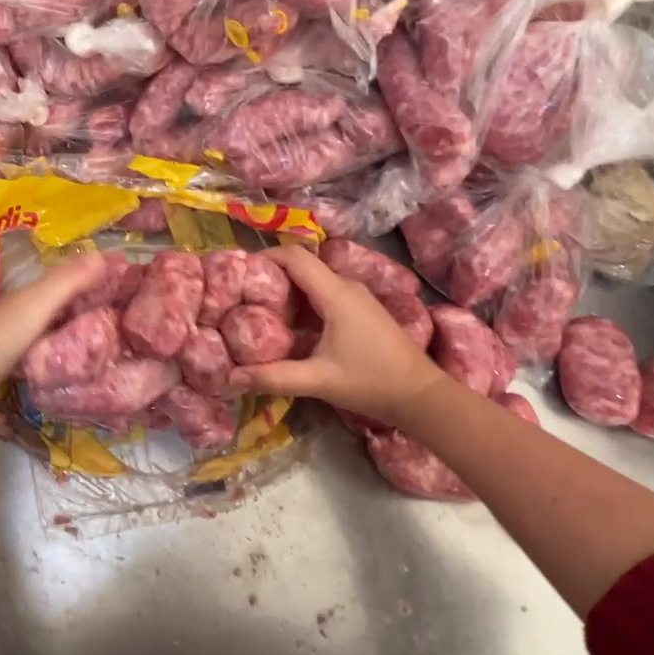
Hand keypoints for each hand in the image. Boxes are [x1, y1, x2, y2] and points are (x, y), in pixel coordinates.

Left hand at [0, 251, 108, 393]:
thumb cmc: (6, 331)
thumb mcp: (41, 301)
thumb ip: (69, 280)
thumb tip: (103, 253)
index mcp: (30, 292)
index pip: (67, 275)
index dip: (92, 271)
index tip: (123, 272)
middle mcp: (22, 307)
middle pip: (60, 297)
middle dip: (86, 295)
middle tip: (121, 304)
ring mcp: (14, 332)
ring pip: (52, 320)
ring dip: (74, 319)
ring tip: (104, 330)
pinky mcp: (11, 358)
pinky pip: (46, 343)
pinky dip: (62, 341)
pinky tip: (73, 354)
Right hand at [228, 245, 445, 424]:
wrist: (422, 397)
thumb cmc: (371, 382)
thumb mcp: (318, 381)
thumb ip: (273, 377)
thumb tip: (230, 378)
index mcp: (336, 294)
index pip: (294, 257)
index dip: (264, 257)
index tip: (239, 272)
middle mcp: (346, 287)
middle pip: (301, 267)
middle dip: (270, 277)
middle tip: (242, 296)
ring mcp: (357, 298)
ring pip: (313, 281)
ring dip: (286, 292)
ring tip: (259, 312)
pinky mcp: (361, 311)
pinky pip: (324, 294)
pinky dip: (302, 303)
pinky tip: (290, 328)